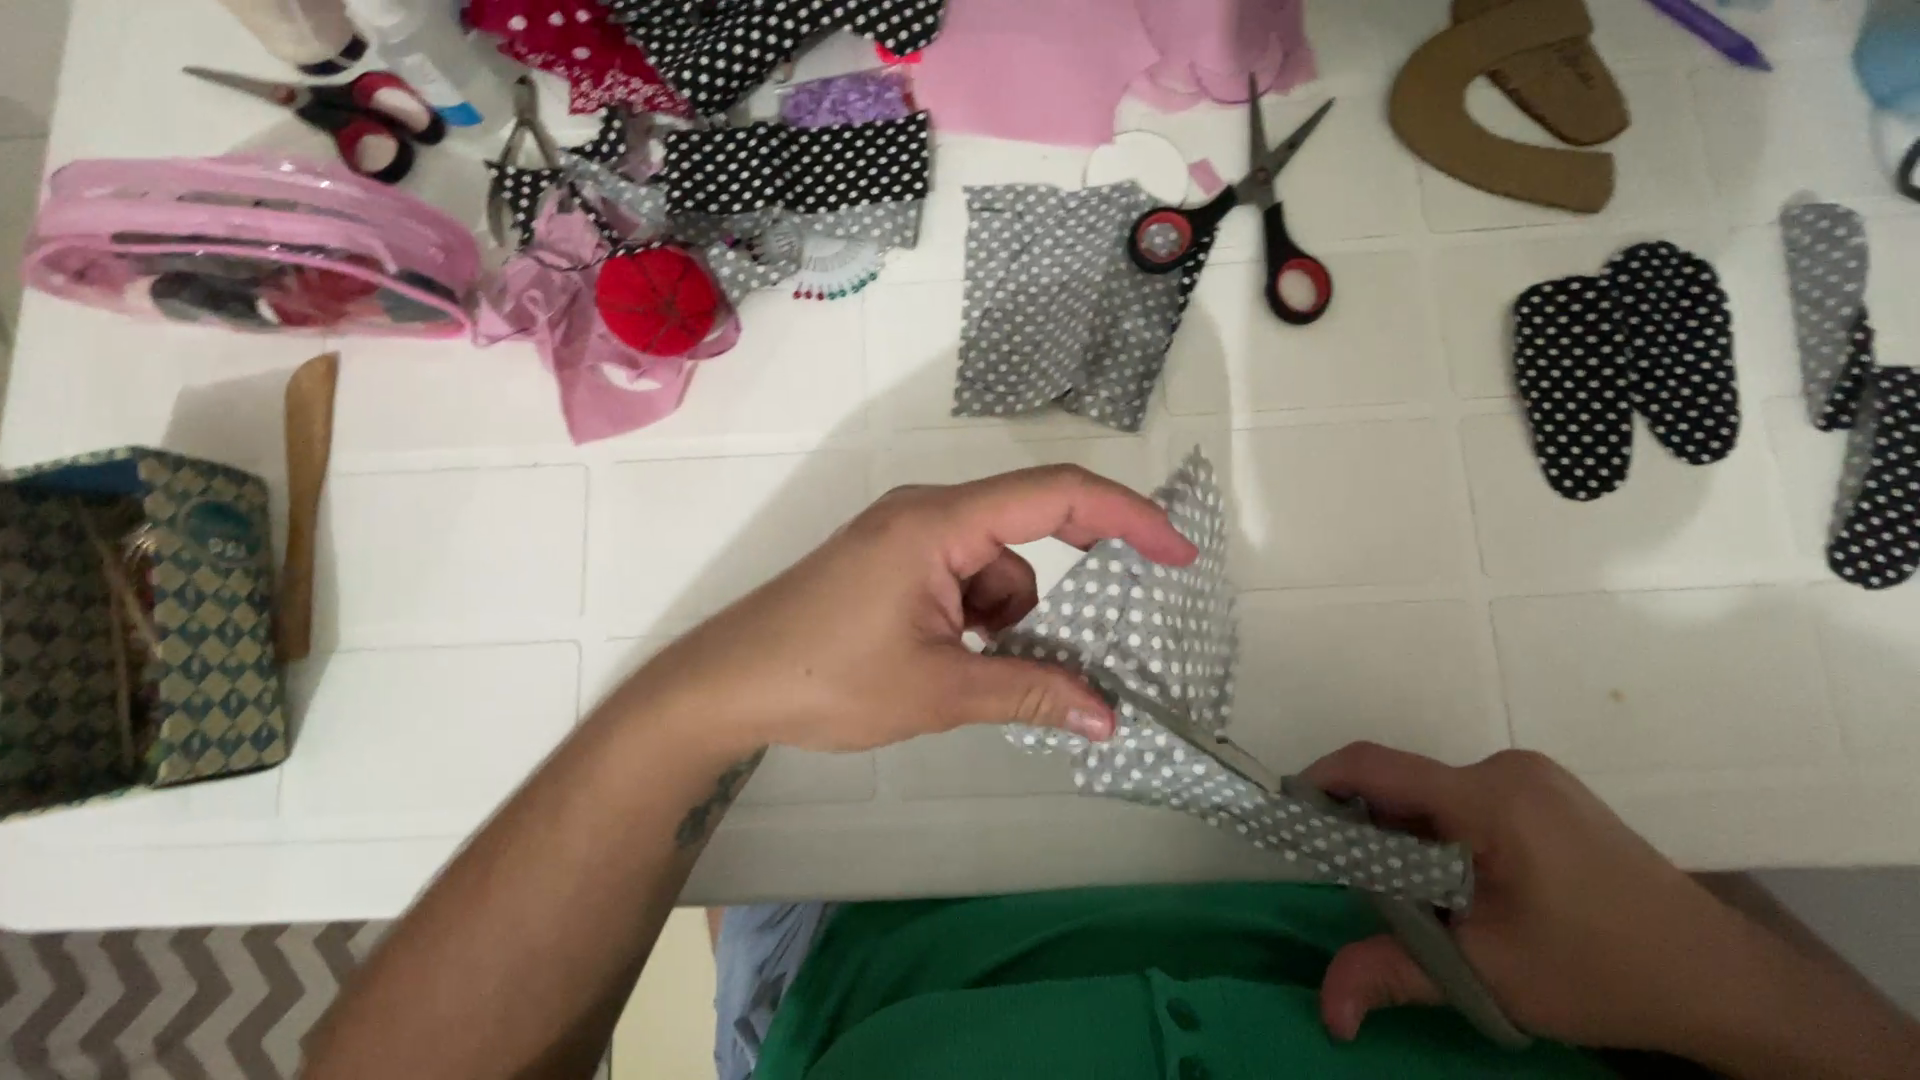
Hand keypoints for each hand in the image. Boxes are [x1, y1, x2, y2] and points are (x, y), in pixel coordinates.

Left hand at [629, 465, 1197, 754]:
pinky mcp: (891, 559)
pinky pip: (962, 575)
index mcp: (939, 524)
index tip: (1176, 550)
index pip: (1054, 494)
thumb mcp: (938, 691)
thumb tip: (1107, 717)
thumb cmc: (826, 680)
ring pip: (995, 564)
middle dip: (1061, 580)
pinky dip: (976, 614)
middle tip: (1095, 627)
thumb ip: (1028, 693)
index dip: (1127, 515)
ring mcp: (905, 534)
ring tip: (962, 666)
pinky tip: (943, 655)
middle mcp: (926, 512)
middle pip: (1027, 524)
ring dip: (1005, 616)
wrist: (727, 684)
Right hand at [1299, 744, 1817, 1058]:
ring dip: (1408, 835)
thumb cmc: (1603, 972)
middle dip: (1369, 829)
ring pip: (1431, 792)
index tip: (1289, 817)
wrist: (1726, 983)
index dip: (1320, 782)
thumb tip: (1327, 1013)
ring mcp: (1532, 776)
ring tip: (1425, 898)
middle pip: (1401, 783)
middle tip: (1368, 889)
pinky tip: (1466, 884)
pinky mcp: (1546, 791)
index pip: (1375, 766)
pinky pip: (1465, 798)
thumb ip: (1393, 973)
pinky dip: (1442, 833)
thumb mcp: (1489, 975)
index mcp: (1489, 799)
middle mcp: (1505, 768)